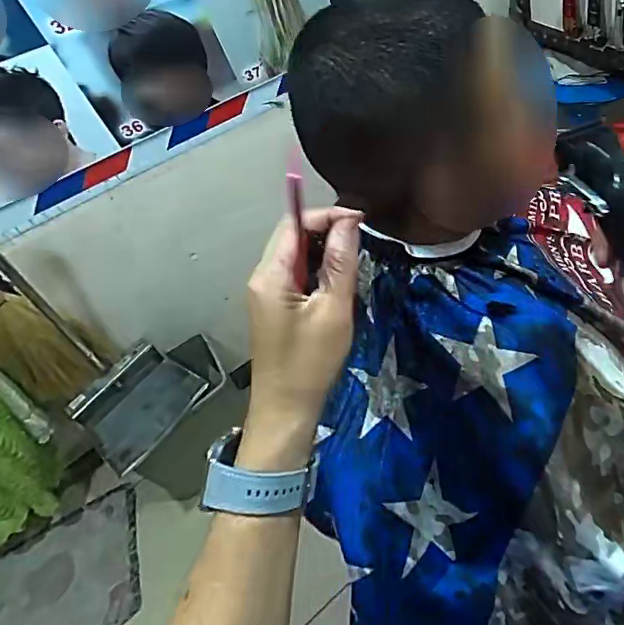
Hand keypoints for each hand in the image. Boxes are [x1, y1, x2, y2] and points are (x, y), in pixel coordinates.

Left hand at [240, 206, 362, 469]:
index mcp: (271, 275)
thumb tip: (350, 221)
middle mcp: (262, 276)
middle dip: (326, 226)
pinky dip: (317, 263)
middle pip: (292, 233)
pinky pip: (295, 269)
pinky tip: (337, 275)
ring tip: (354, 252)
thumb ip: (341, 262)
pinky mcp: (274, 303)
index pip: (296, 224)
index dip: (328, 214)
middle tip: (361, 234)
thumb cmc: (311, 361)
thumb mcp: (334, 308)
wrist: (286, 409)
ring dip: (323, 245)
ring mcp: (265, 291)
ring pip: (294, 250)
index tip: (362, 220)